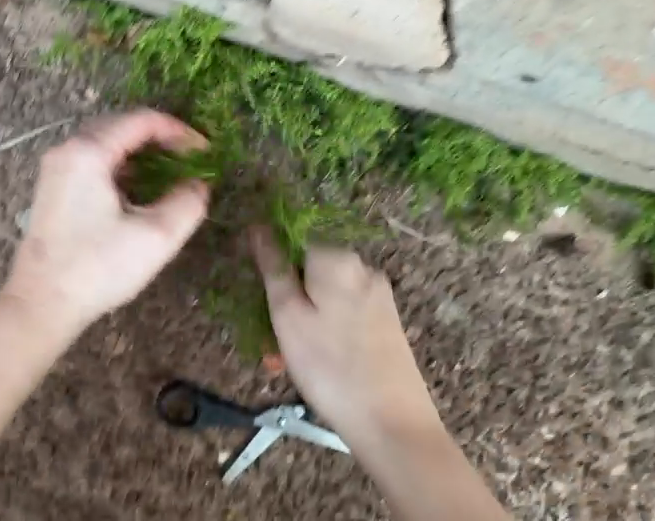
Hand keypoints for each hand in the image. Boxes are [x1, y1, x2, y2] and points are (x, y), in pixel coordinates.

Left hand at [0, 110, 210, 338]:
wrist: (41, 302)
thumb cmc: (97, 268)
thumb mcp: (155, 237)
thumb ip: (187, 203)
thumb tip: (200, 185)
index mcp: (88, 151)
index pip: (140, 120)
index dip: (178, 131)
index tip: (204, 151)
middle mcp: (67, 149)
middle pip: (120, 126)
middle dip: (159, 139)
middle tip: (191, 160)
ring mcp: (56, 167)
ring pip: (105, 143)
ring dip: (139, 153)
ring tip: (171, 173)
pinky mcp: (52, 186)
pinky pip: (92, 161)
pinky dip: (120, 166)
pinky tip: (139, 189)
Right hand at [251, 228, 443, 450]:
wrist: (395, 428)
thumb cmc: (330, 367)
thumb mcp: (288, 315)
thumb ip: (273, 267)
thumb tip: (259, 227)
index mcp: (338, 259)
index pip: (291, 243)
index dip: (272, 270)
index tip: (262, 302)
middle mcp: (363, 269)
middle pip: (310, 271)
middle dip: (288, 299)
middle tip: (272, 339)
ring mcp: (380, 297)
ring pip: (326, 296)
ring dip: (304, 319)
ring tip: (288, 359)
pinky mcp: (387, 324)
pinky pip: (344, 315)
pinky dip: (326, 332)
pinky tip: (317, 363)